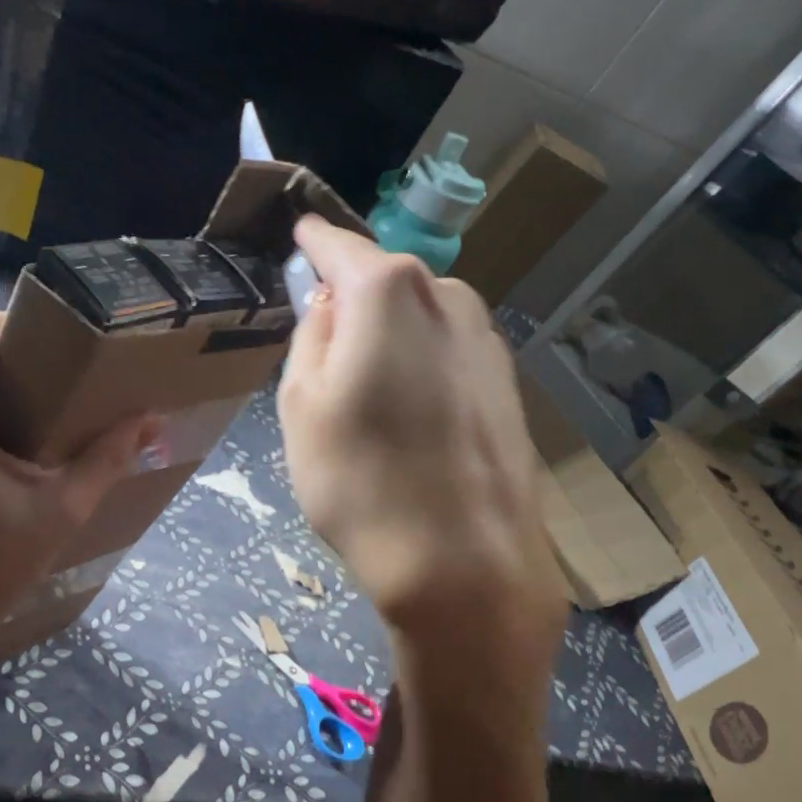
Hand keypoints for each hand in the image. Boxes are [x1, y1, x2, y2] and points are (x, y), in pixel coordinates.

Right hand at [278, 216, 562, 682]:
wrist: (464, 564)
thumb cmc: (359, 482)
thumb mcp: (300, 406)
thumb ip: (310, 336)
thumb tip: (328, 303)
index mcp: (387, 290)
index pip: (337, 244)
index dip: (310, 242)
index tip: (295, 237)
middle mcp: (446, 294)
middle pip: (382, 280)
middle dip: (349, 300)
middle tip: (318, 354)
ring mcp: (485, 337)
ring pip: (416, 317)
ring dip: (386, 338)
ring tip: (363, 401)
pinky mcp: (505, 380)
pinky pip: (444, 351)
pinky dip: (418, 365)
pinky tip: (407, 422)